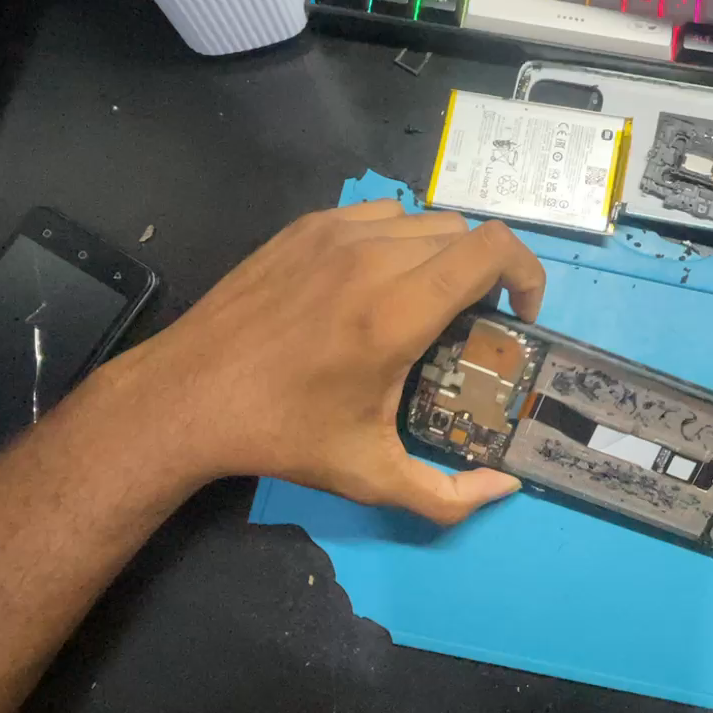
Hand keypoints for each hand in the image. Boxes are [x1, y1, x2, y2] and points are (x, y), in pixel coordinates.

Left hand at [86, 200, 546, 523]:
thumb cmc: (282, 435)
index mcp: (397, 312)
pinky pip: (381, 215)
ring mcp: (336, 233)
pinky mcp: (307, 226)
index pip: (493, 250)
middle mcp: (374, 258)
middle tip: (469, 322)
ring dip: (443, 255)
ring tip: (424, 300)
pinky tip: (376, 281)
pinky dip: (400, 240)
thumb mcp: (370, 478)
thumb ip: (448, 496)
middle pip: (466, 234)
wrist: (185, 397)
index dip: (526, 274)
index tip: (517, 317)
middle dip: (486, 275)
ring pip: (425, 221)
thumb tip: (504, 489)